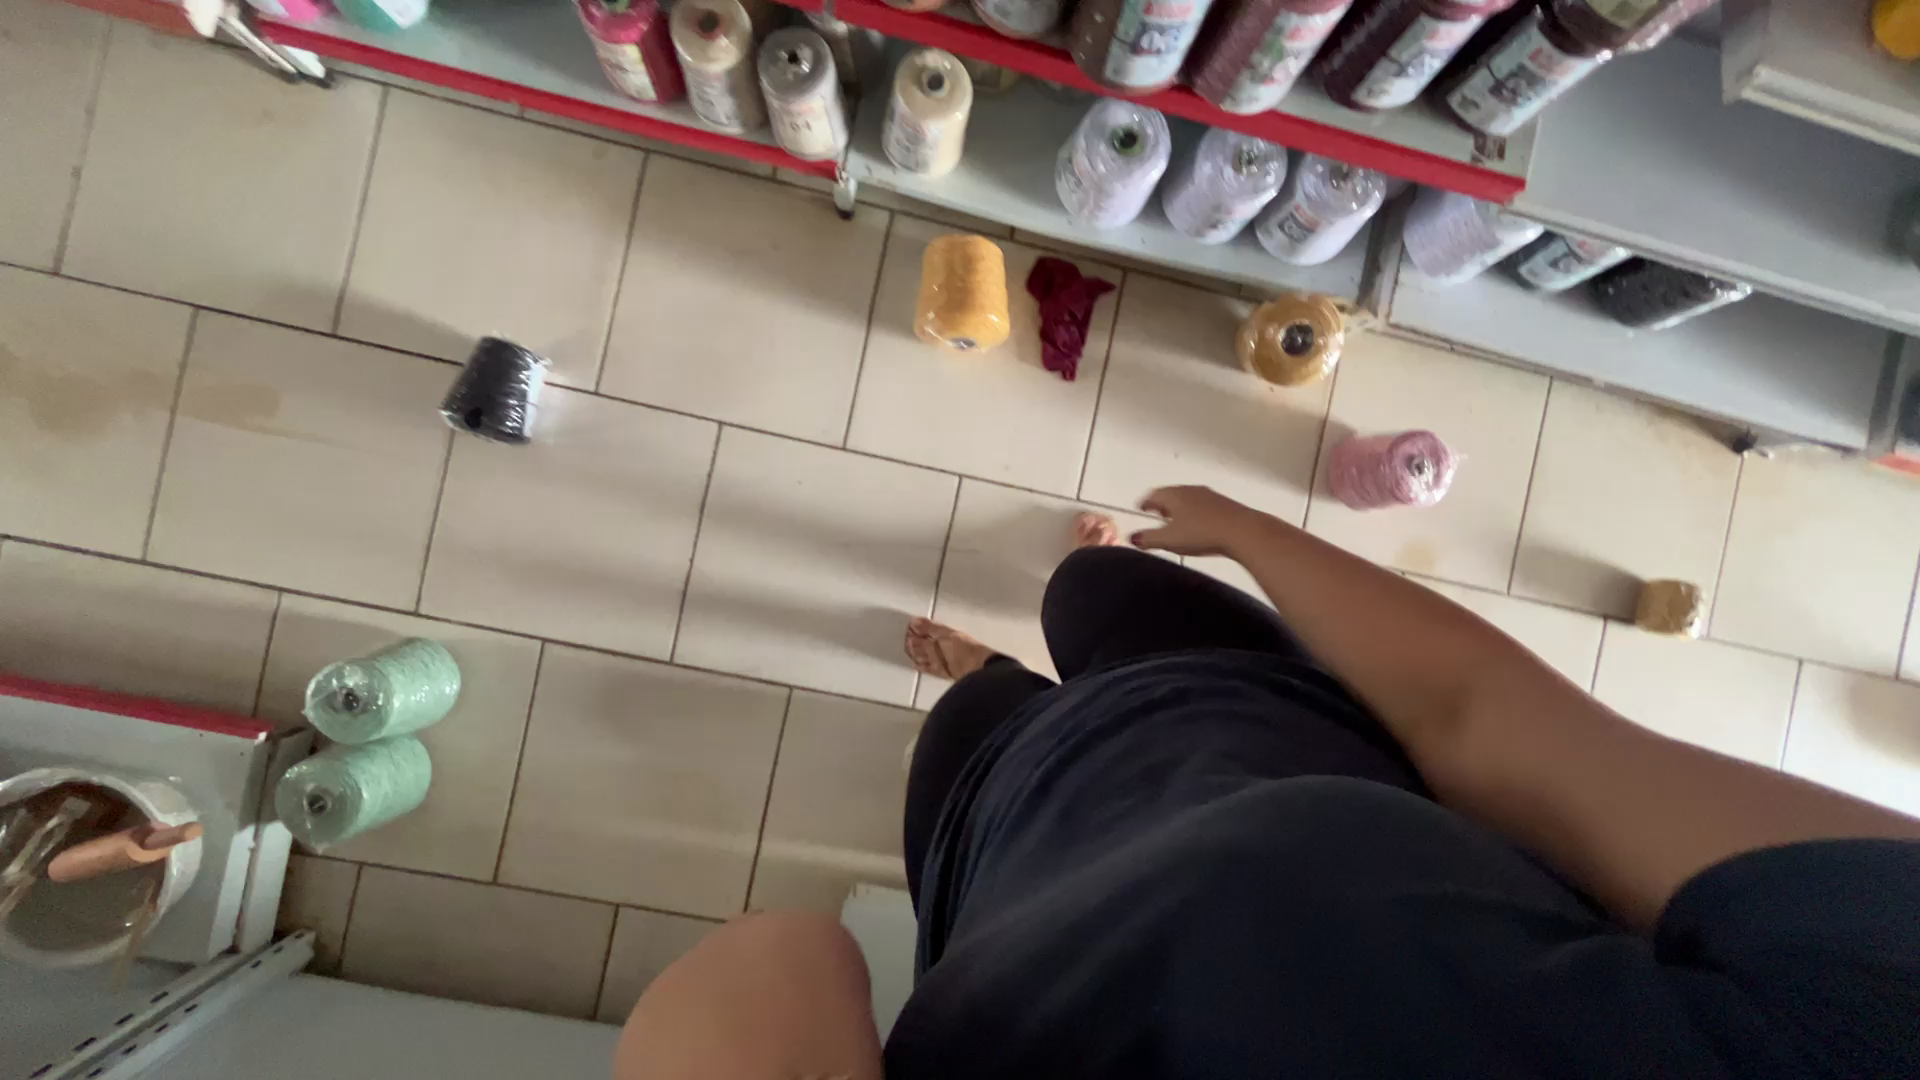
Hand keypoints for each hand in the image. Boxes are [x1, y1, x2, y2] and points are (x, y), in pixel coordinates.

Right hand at [1131, 486, 1265, 557]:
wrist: (1243, 531)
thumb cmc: (1200, 534)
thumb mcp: (1169, 540)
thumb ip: (1148, 539)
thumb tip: (1131, 538)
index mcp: (1173, 495)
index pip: (1153, 495)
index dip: (1144, 502)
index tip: (1140, 509)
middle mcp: (1190, 490)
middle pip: (1170, 494)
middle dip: (1161, 504)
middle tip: (1156, 515)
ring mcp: (1209, 495)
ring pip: (1187, 498)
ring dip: (1178, 508)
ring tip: (1176, 521)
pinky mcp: (1225, 504)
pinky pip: (1202, 504)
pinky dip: (1193, 511)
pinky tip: (1198, 524)